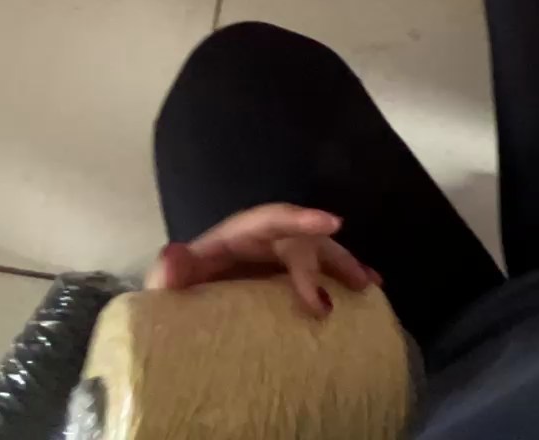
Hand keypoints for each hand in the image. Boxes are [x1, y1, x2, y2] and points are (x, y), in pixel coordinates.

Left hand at [146, 204, 378, 317]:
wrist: (175, 321)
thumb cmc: (175, 298)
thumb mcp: (167, 288)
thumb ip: (170, 273)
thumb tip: (173, 253)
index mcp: (236, 236)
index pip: (272, 218)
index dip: (303, 219)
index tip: (333, 224)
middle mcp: (261, 241)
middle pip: (302, 239)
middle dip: (331, 256)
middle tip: (356, 284)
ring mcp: (274, 259)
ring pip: (317, 252)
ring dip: (344, 264)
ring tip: (370, 284)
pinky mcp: (282, 279)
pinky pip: (318, 271)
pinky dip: (342, 277)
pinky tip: (368, 290)